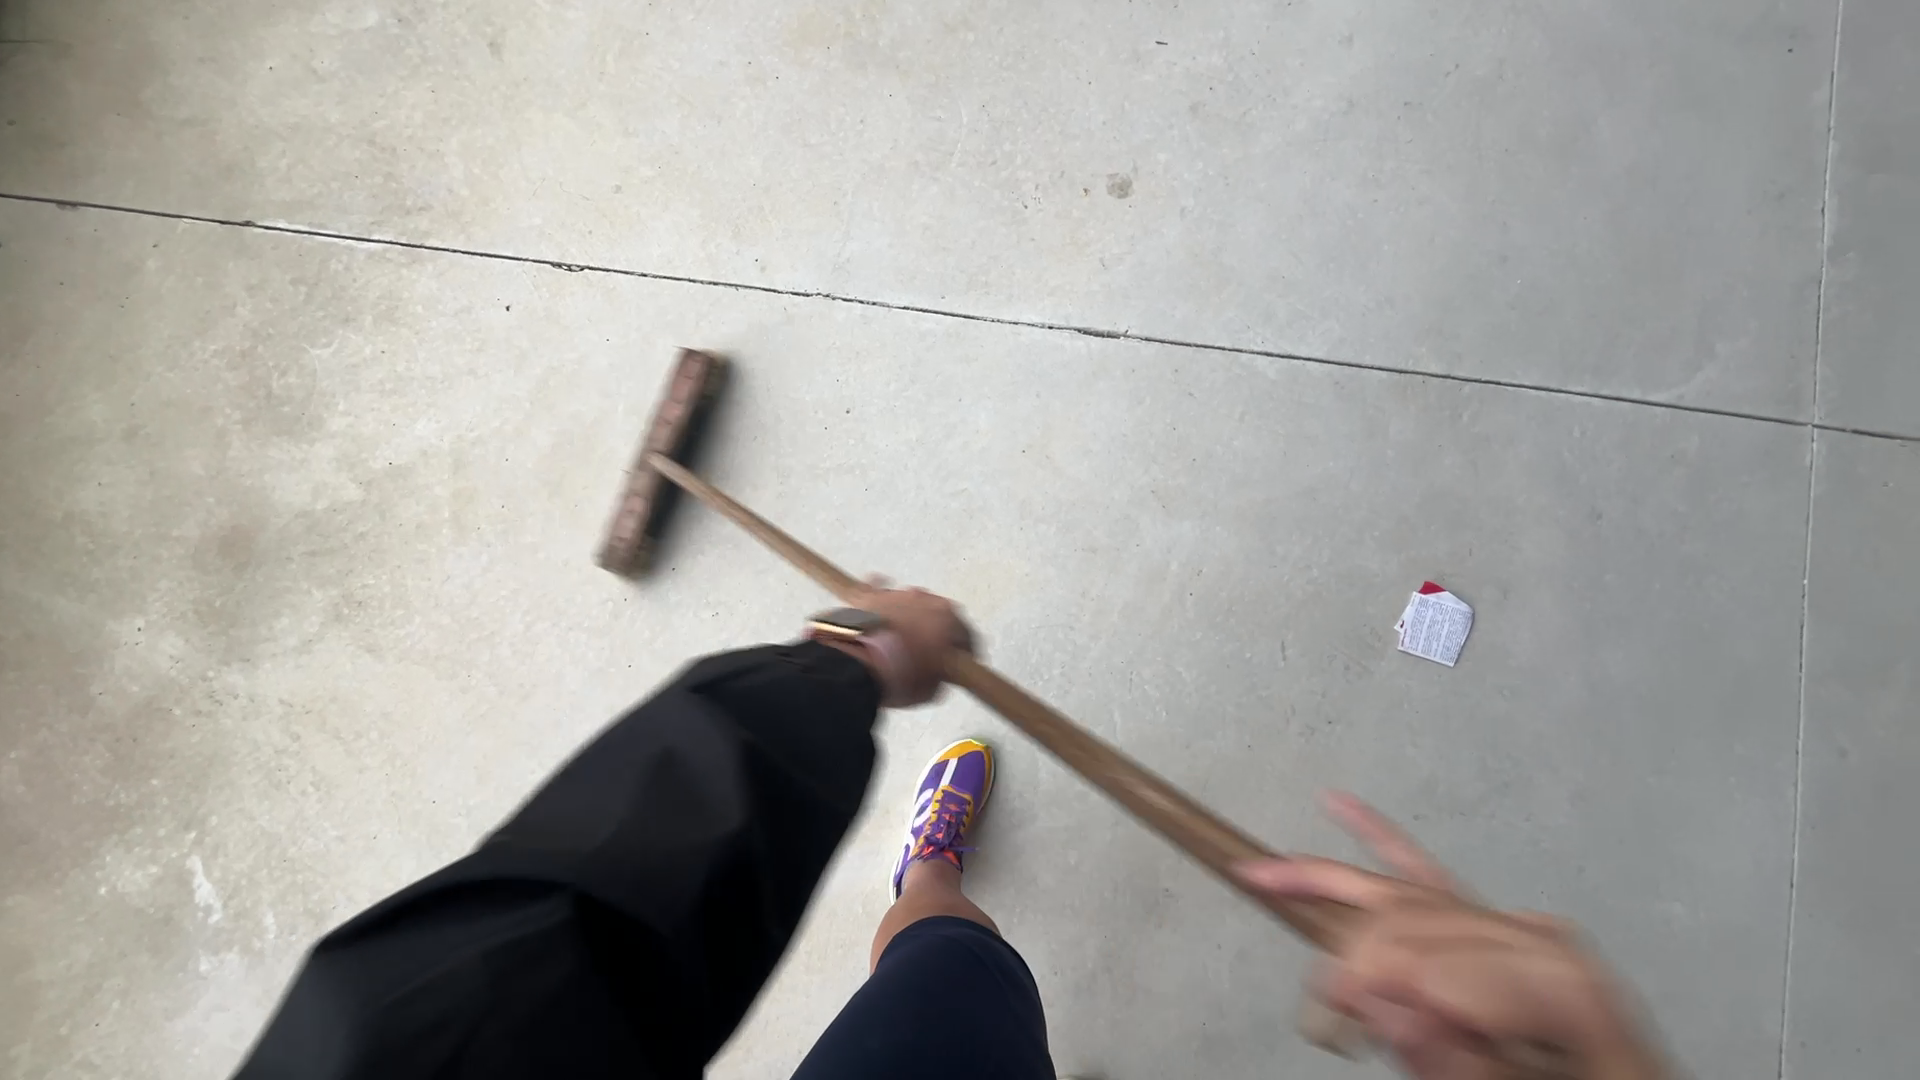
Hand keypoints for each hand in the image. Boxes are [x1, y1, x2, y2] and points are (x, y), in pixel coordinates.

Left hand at [840, 581, 975, 706]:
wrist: (858, 666)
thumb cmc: (902, 678)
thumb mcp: (933, 689)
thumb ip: (942, 672)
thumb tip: (937, 669)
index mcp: (951, 621)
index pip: (967, 636)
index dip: (964, 653)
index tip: (959, 665)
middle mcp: (929, 600)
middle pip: (940, 616)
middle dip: (938, 632)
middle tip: (930, 653)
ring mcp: (900, 594)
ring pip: (913, 604)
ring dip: (912, 617)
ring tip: (903, 638)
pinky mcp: (873, 594)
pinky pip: (882, 590)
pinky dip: (884, 600)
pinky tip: (882, 608)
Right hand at [1237, 794, 1669, 1079]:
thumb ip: (1466, 1060)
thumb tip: (1383, 1006)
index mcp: (1556, 977)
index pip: (1432, 950)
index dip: (1369, 978)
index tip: (1331, 1015)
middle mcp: (1531, 933)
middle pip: (1409, 913)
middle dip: (1353, 951)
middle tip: (1321, 1004)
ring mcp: (1511, 923)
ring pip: (1400, 886)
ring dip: (1329, 882)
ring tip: (1265, 874)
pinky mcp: (1494, 925)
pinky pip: (1428, 874)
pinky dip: (1378, 837)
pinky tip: (1337, 803)